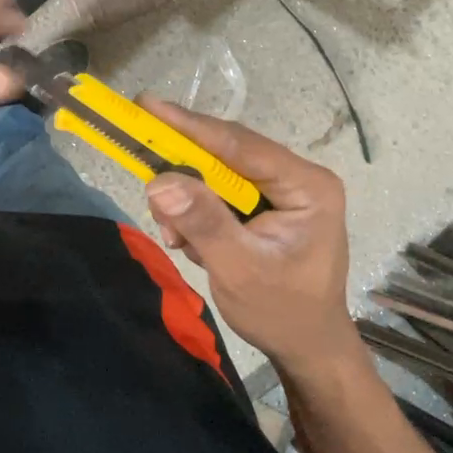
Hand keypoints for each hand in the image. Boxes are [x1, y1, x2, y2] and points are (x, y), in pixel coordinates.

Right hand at [137, 96, 361, 372]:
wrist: (304, 346)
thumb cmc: (282, 310)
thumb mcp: (240, 269)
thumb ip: (203, 222)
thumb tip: (159, 182)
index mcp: (306, 186)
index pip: (239, 145)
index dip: (189, 126)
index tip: (146, 106)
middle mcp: (293, 178)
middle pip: (221, 153)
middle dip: (181, 174)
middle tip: (147, 182)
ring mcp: (276, 190)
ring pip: (210, 174)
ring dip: (184, 202)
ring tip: (178, 238)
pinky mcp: (259, 205)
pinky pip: (210, 193)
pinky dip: (190, 214)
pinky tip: (191, 243)